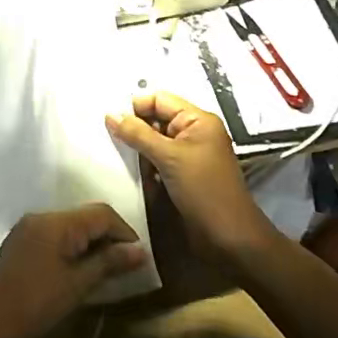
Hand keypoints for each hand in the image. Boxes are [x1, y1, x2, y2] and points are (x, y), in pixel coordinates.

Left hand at [0, 204, 147, 337]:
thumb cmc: (36, 306)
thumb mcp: (78, 285)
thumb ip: (109, 263)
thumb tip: (141, 250)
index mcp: (54, 222)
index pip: (100, 213)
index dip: (125, 232)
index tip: (142, 258)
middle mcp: (40, 217)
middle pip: (84, 217)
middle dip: (108, 238)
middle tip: (128, 266)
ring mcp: (27, 231)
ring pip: (69, 228)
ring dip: (91, 245)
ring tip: (109, 271)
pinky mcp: (20, 247)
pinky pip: (54, 239)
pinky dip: (73, 250)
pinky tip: (82, 272)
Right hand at [106, 92, 274, 263]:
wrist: (229, 238)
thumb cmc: (203, 190)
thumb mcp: (169, 157)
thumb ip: (138, 134)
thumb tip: (110, 114)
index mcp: (197, 120)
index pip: (160, 99)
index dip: (136, 106)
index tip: (111, 120)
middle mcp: (193, 132)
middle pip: (155, 119)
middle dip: (134, 128)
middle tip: (107, 137)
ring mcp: (188, 154)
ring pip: (154, 141)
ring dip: (137, 149)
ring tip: (116, 155)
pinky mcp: (181, 174)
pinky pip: (157, 160)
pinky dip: (144, 164)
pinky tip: (130, 171)